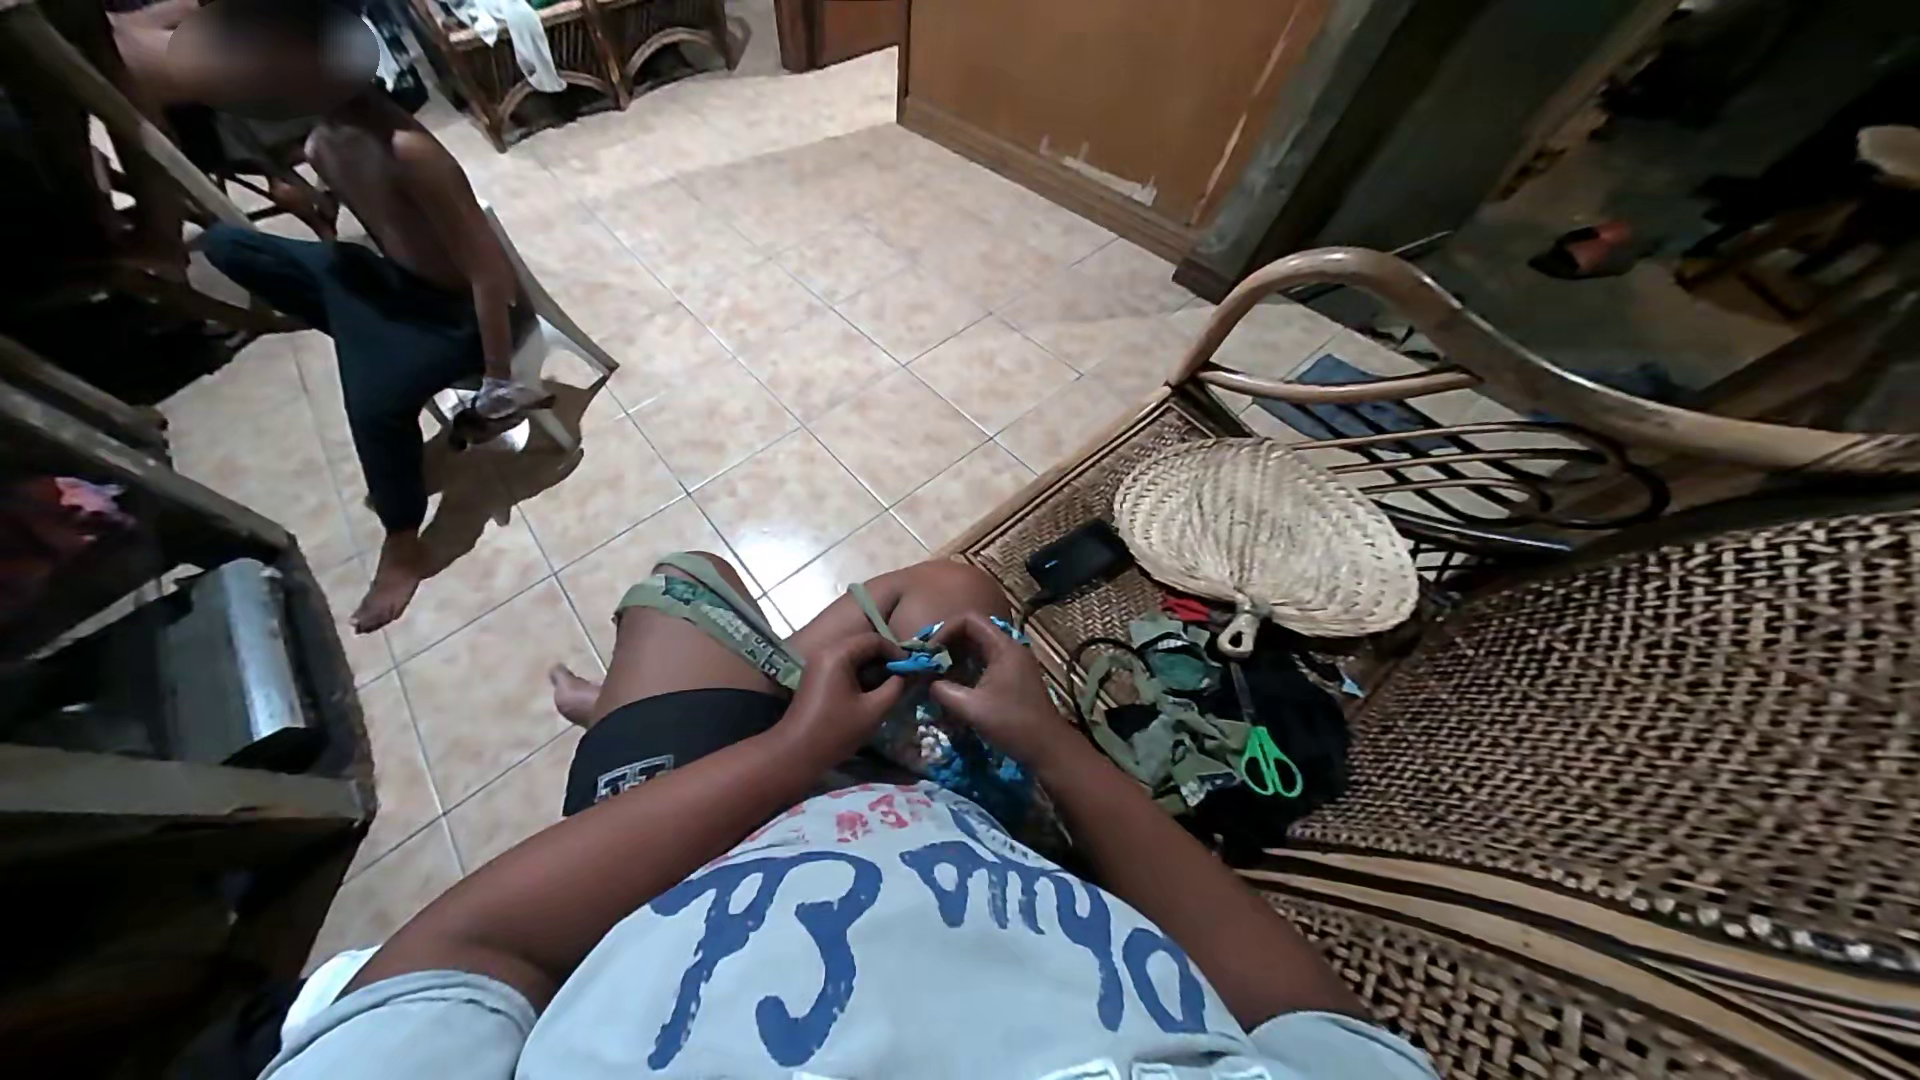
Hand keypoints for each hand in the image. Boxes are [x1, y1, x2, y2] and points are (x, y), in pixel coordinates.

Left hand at [780, 632, 907, 764]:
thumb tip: (908, 674)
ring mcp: (818, 664)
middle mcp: (826, 652)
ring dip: (873, 667)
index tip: (910, 668)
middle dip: (885, 659)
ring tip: (889, 686)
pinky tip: (871, 692)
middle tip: (902, 677)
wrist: (795, 753)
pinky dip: (860, 674)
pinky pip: (844, 666)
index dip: (896, 652)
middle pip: (863, 645)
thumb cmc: (836, 731)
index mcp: (838, 654)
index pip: (874, 639)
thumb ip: (895, 687)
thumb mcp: (873, 710)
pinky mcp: (816, 676)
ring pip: (854, 656)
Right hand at [930, 613, 1078, 769]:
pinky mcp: (1013, 676)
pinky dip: (967, 668)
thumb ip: (944, 691)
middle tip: (929, 662)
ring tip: (937, 673)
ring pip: (978, 647)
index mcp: (1003, 647)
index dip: (945, 630)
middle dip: (948, 644)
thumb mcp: (972, 708)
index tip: (930, 652)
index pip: (969, 620)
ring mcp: (1013, 661)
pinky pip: (985, 661)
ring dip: (956, 657)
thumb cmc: (1012, 724)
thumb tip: (929, 683)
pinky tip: (954, 684)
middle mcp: (1010, 647)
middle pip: (973, 631)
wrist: (1048, 747)